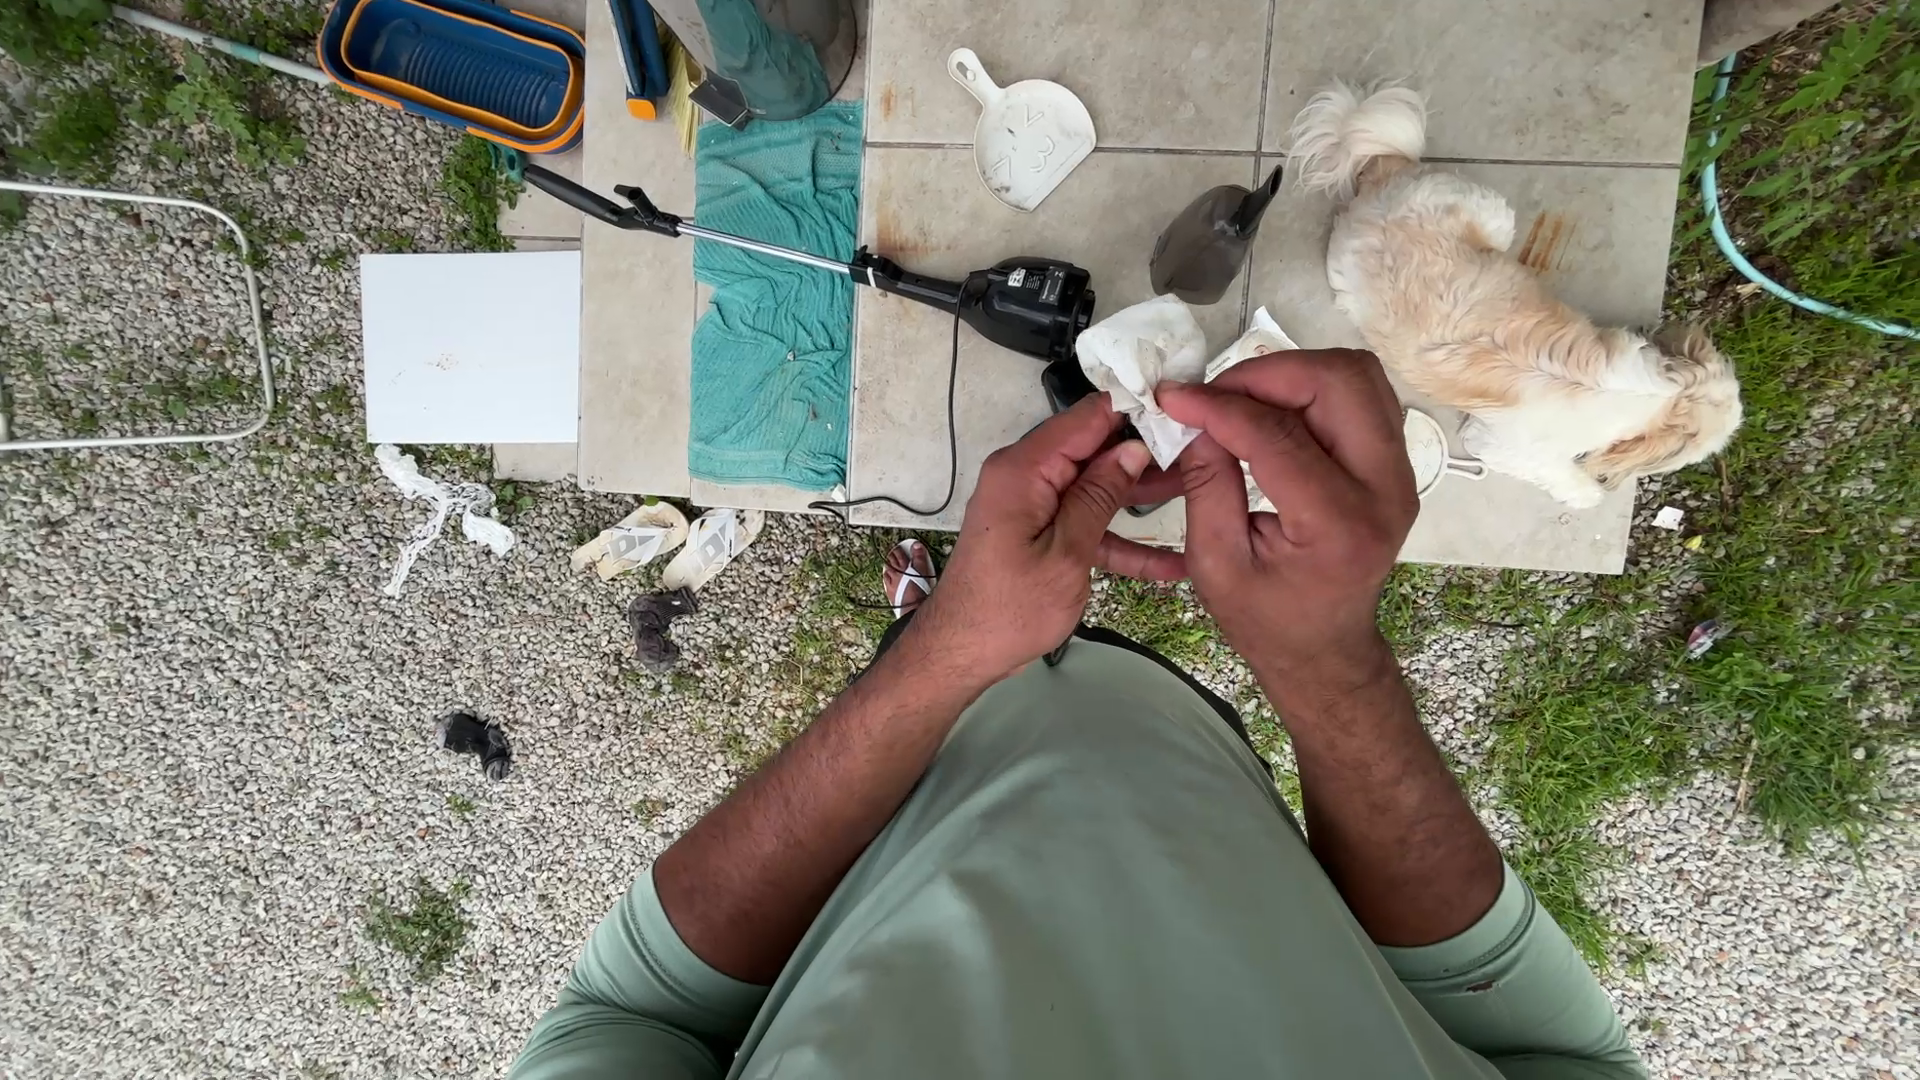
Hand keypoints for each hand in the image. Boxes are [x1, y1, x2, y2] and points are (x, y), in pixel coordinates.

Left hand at [903, 396, 1184, 682]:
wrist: (962, 653)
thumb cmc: (1010, 609)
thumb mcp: (1065, 554)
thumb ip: (1099, 498)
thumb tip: (1132, 449)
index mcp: (1024, 470)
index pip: (1085, 419)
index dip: (1134, 410)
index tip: (1185, 410)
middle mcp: (1024, 476)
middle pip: (1093, 450)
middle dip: (1146, 454)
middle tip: (1204, 456)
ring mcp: (1031, 504)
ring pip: (1094, 487)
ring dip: (1140, 497)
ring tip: (1201, 494)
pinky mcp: (1039, 532)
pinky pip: (1082, 524)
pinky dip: (1116, 540)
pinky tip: (1169, 565)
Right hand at [1156, 350, 1418, 693]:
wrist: (1323, 647)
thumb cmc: (1264, 618)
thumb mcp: (1215, 563)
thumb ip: (1207, 486)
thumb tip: (1198, 420)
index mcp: (1337, 525)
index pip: (1279, 436)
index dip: (1219, 407)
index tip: (1172, 397)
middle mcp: (1385, 488)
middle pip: (1339, 382)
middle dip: (1266, 374)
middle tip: (1214, 395)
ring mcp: (1399, 472)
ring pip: (1357, 377)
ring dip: (1291, 374)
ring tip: (1239, 399)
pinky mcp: (1394, 464)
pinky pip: (1359, 396)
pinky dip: (1309, 387)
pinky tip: (1270, 410)